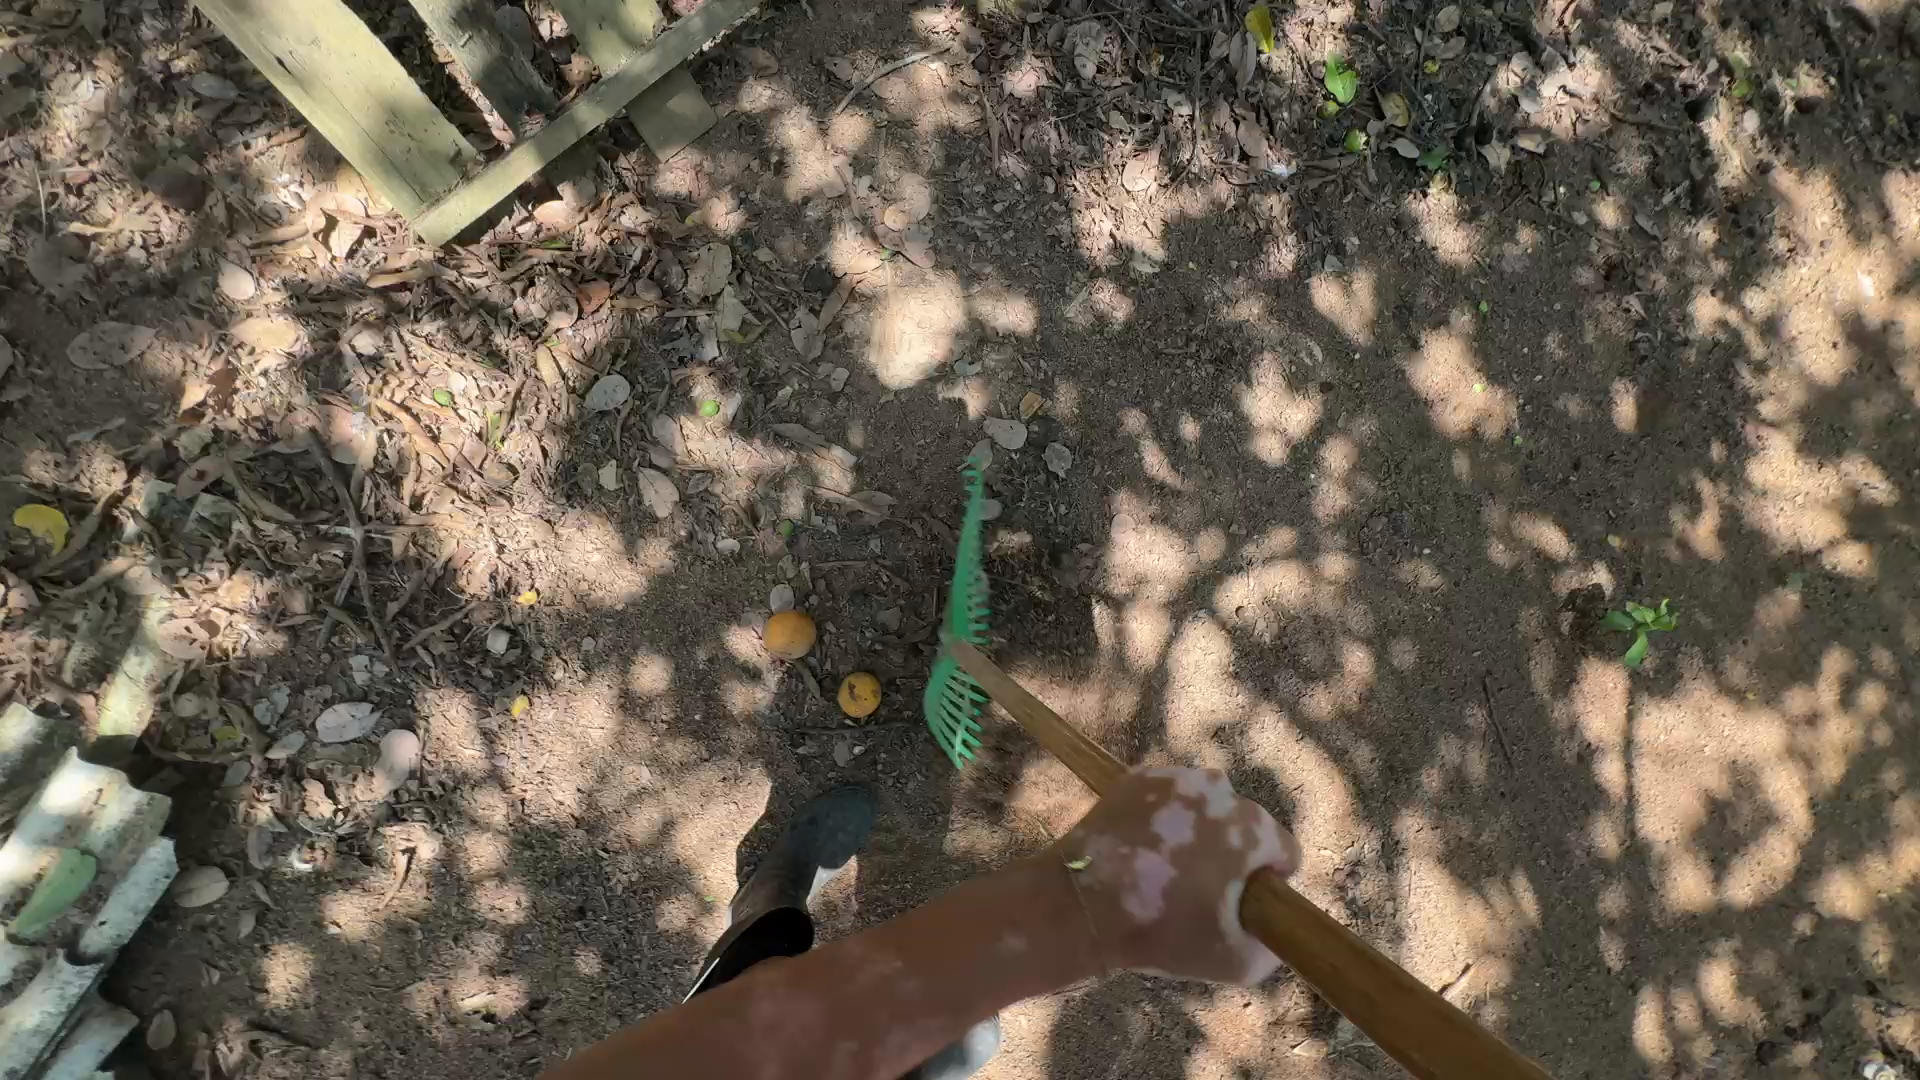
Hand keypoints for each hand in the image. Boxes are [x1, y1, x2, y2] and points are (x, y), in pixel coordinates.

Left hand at [1051, 767, 1298, 984]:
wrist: (1086, 902)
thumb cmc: (1165, 932)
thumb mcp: (1239, 961)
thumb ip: (1271, 939)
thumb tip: (1270, 921)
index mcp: (1250, 827)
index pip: (1283, 849)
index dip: (1270, 878)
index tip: (1245, 899)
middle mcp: (1216, 789)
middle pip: (1244, 822)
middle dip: (1234, 849)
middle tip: (1204, 885)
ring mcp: (1173, 776)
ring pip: (1204, 803)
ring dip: (1199, 826)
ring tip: (1171, 864)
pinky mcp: (1137, 775)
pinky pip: (1168, 795)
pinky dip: (1164, 814)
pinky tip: (1145, 846)